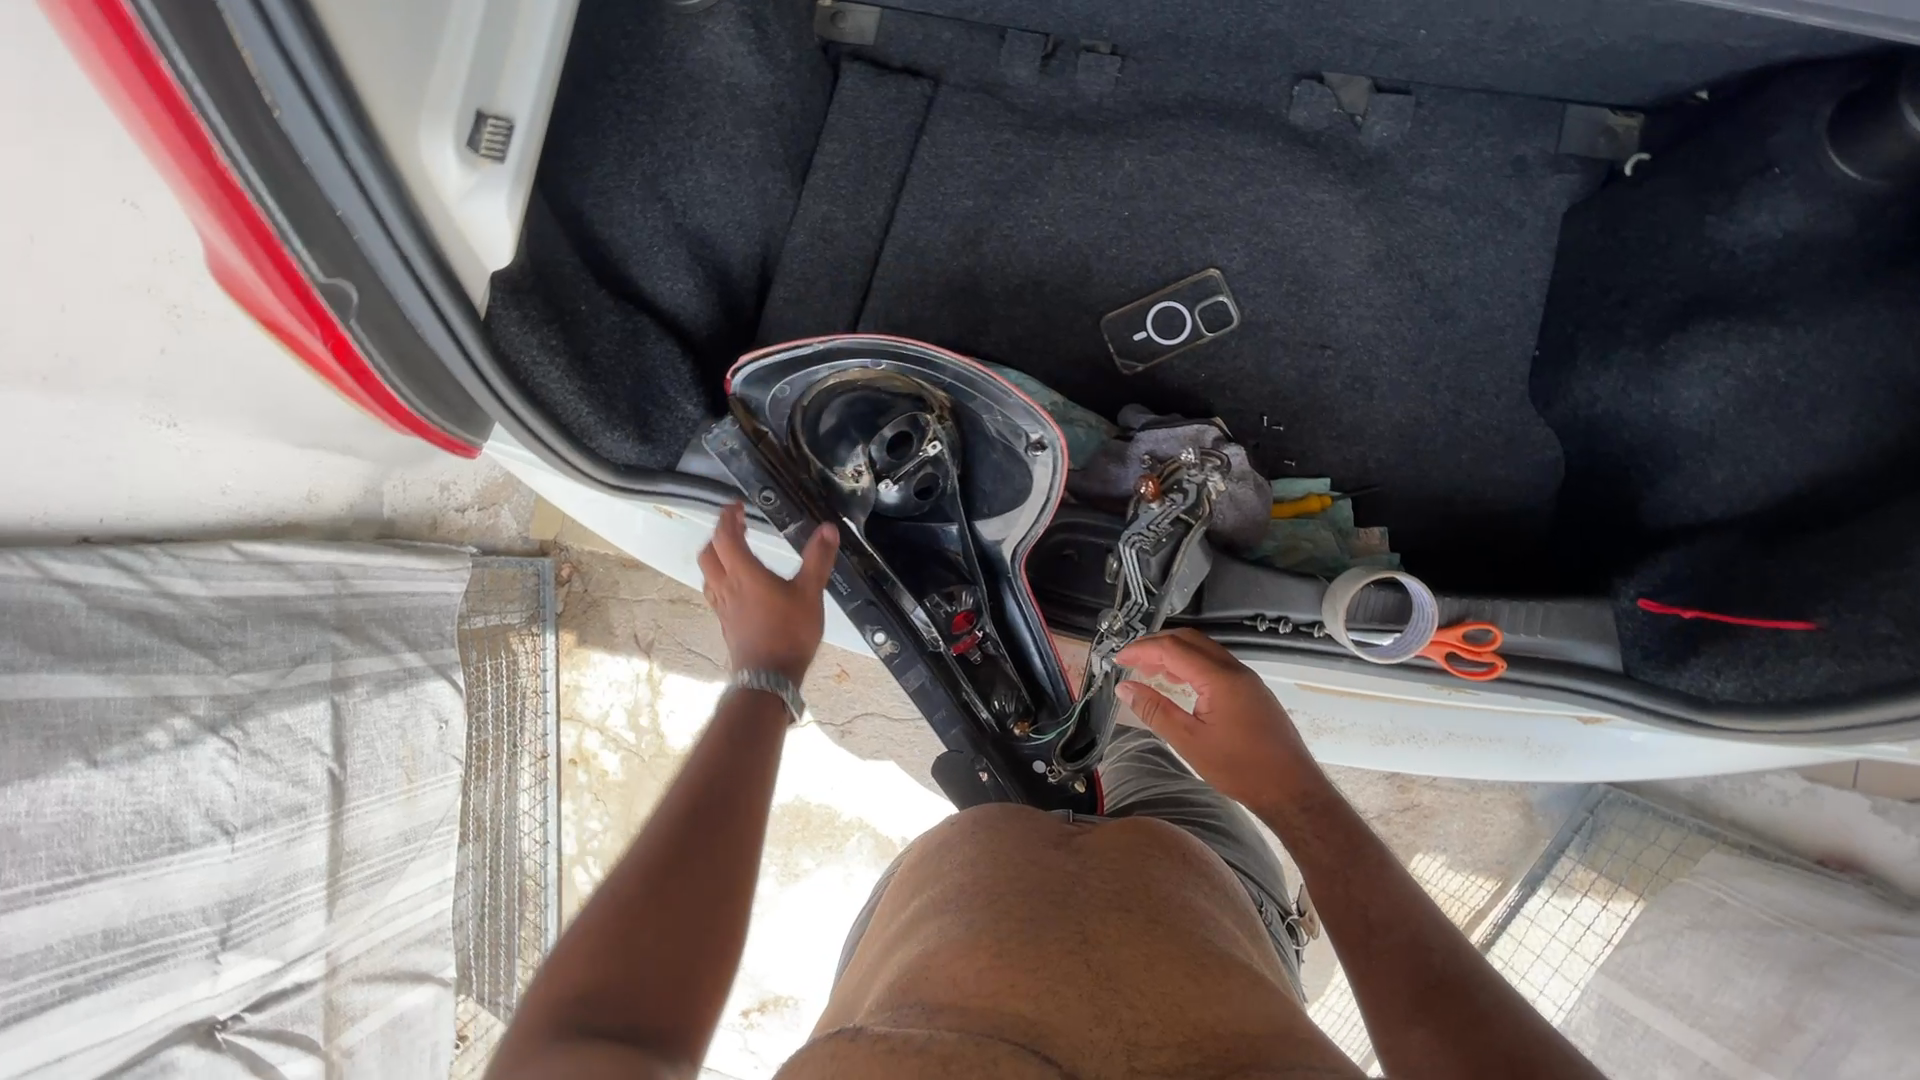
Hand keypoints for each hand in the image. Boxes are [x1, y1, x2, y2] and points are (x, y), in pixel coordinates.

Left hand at [698, 503, 839, 684]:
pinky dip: (721, 578)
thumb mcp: (810, 593)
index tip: (737, 506)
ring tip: (735, 552)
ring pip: (708, 573)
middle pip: (709, 553)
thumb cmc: (789, 633)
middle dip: (719, 535)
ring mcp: (723, 607)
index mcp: (744, 573)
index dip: (727, 517)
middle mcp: (726, 586)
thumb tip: (827, 528)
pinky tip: (739, 586)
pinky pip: (715, 592)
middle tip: (737, 526)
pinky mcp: (726, 623)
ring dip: (717, 556)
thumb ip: (818, 559)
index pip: (725, 536)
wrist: (769, 677)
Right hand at [1116, 628, 1319, 813]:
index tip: (1117, 659)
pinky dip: (1191, 665)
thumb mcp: (1189, 741)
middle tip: (1130, 660)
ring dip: (1174, 653)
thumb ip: (1155, 710)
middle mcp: (1235, 669)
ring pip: (1204, 650)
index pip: (1172, 648)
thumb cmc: (1239, 768)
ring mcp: (1247, 679)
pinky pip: (1215, 664)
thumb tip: (1125, 687)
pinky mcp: (1252, 691)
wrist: (1292, 789)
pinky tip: (1179, 683)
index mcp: (1219, 678)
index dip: (1141, 649)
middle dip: (1156, 644)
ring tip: (1148, 670)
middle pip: (1190, 640)